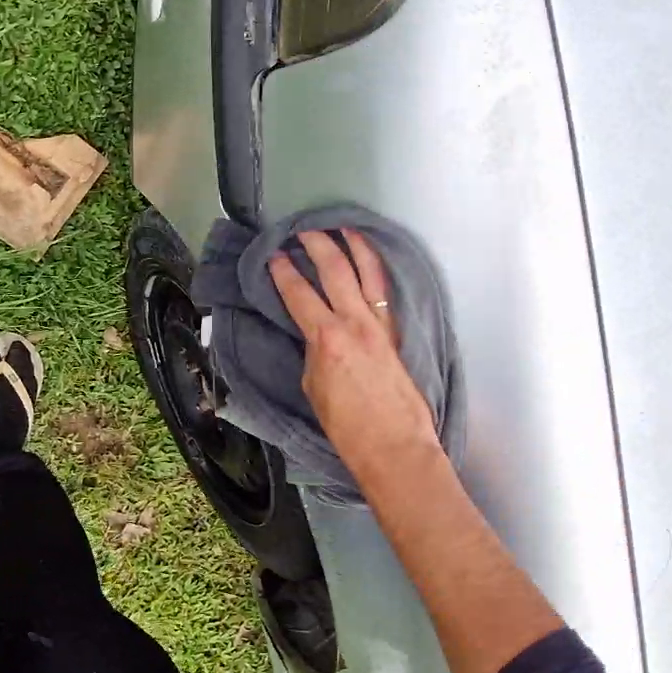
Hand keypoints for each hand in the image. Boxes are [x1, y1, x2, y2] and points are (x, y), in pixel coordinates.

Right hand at [268, 229, 438, 475]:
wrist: (394, 446)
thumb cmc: (347, 427)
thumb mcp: (313, 386)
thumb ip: (313, 351)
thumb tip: (316, 335)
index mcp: (327, 339)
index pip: (298, 293)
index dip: (282, 271)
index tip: (274, 256)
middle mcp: (355, 322)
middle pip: (334, 268)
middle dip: (315, 243)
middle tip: (302, 229)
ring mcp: (381, 324)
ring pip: (368, 270)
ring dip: (353, 243)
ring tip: (341, 226)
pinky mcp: (398, 331)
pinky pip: (387, 288)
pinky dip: (378, 266)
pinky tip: (372, 255)